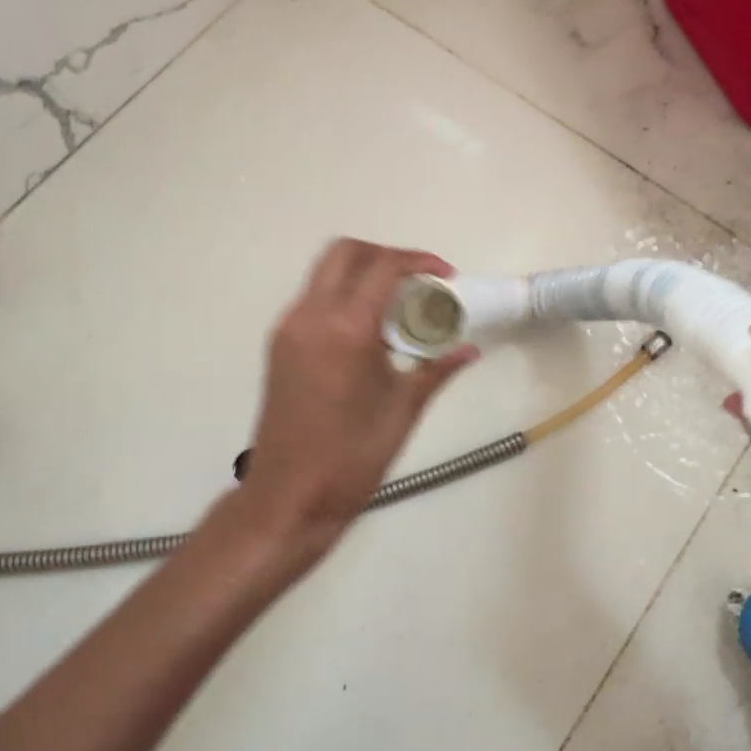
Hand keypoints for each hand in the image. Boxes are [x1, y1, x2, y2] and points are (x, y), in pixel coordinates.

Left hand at [221, 239, 477, 558]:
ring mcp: (289, 330)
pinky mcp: (281, 346)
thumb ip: (437, 368)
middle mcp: (310, 317)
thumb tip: (469, 349)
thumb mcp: (404, 409)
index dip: (419, 262)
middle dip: (386, 256)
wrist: (289, 497)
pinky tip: (373, 333)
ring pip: (326, 274)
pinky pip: (315, 301)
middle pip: (345, 253)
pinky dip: (345, 298)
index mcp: (345, 328)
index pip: (383, 267)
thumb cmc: (352, 457)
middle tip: (420, 282)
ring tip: (401, 307)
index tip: (447, 277)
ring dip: (364, 275)